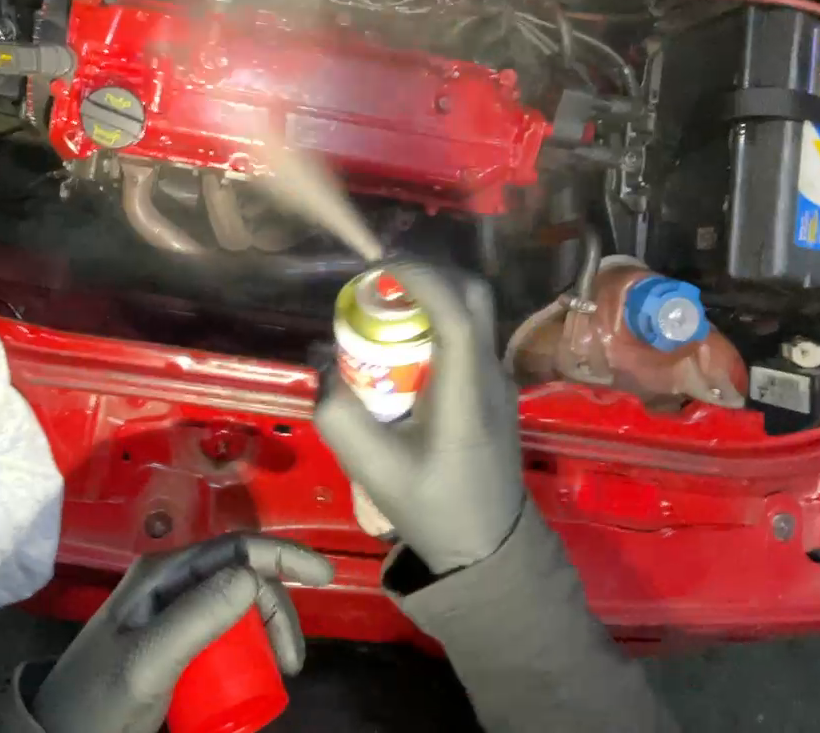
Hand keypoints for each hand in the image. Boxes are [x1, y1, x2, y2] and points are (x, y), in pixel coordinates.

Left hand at [31, 534, 333, 732]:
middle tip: (292, 665)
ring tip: (278, 675)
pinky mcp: (176, 645)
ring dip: (266, 632)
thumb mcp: (148, 663)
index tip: (326, 577)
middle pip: (242, 579)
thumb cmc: (99, 703)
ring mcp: (173, 614)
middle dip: (277, 610)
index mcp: (165, 573)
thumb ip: (197, 617)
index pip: (236, 549)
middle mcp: (172, 584)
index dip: (283, 555)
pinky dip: (248, 651)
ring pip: (238, 608)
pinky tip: (254, 678)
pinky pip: (224, 637)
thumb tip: (254, 575)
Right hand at [314, 261, 526, 575]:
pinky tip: (402, 345)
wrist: (489, 550)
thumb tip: (323, 364)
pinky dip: (435, 320)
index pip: (456, 313)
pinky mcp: (492, 389)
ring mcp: (497, 380)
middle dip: (426, 275)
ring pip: (471, 312)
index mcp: (469, 391)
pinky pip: (466, 335)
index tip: (376, 269)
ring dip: (431, 296)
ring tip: (384, 308)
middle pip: (473, 296)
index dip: (420, 278)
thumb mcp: (374, 470)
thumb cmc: (435, 509)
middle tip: (378, 283)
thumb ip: (339, 416)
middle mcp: (491, 374)